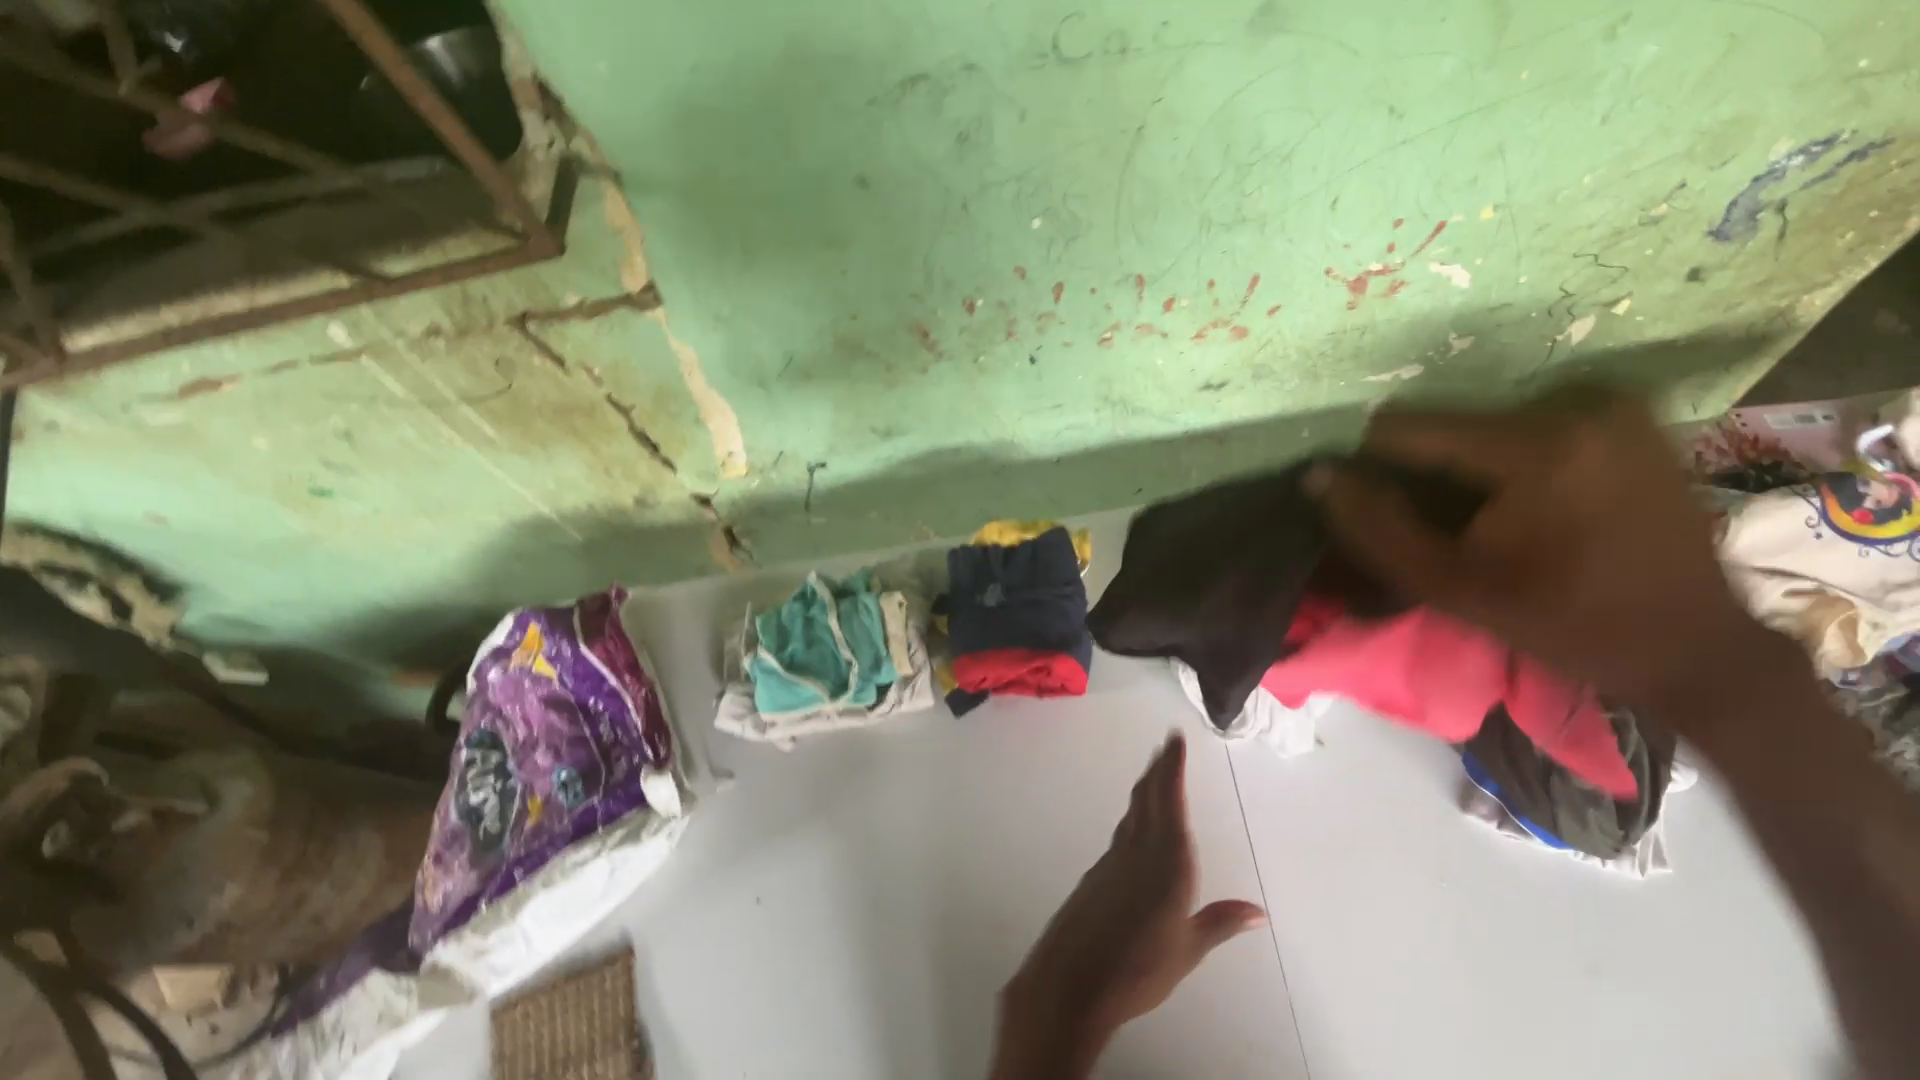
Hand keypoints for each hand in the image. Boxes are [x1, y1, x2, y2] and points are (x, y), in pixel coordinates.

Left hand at [990, 734, 1265, 1078]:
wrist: (1071, 981)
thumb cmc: (1138, 967)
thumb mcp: (1187, 949)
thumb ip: (1219, 923)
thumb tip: (1257, 911)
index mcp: (1166, 861)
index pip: (1169, 801)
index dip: (1172, 768)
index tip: (1173, 738)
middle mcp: (1136, 851)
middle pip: (1146, 800)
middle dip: (1157, 771)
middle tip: (1164, 747)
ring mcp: (1110, 863)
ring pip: (1131, 816)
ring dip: (1143, 793)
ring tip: (1152, 780)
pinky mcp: (1093, 879)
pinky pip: (1119, 838)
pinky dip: (1132, 821)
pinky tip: (1134, 833)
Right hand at [1311, 386, 1776, 736]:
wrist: (1692, 644)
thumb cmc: (1564, 623)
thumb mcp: (1451, 586)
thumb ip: (1375, 528)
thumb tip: (1316, 476)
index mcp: (1533, 446)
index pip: (1405, 430)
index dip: (1375, 469)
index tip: (1380, 510)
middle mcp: (1575, 403)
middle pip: (1450, 426)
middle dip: (1431, 472)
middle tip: (1447, 527)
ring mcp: (1613, 404)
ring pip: (1488, 424)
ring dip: (1471, 466)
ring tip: (1489, 520)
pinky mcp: (1633, 415)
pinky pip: (1535, 423)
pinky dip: (1514, 458)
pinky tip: (1531, 504)